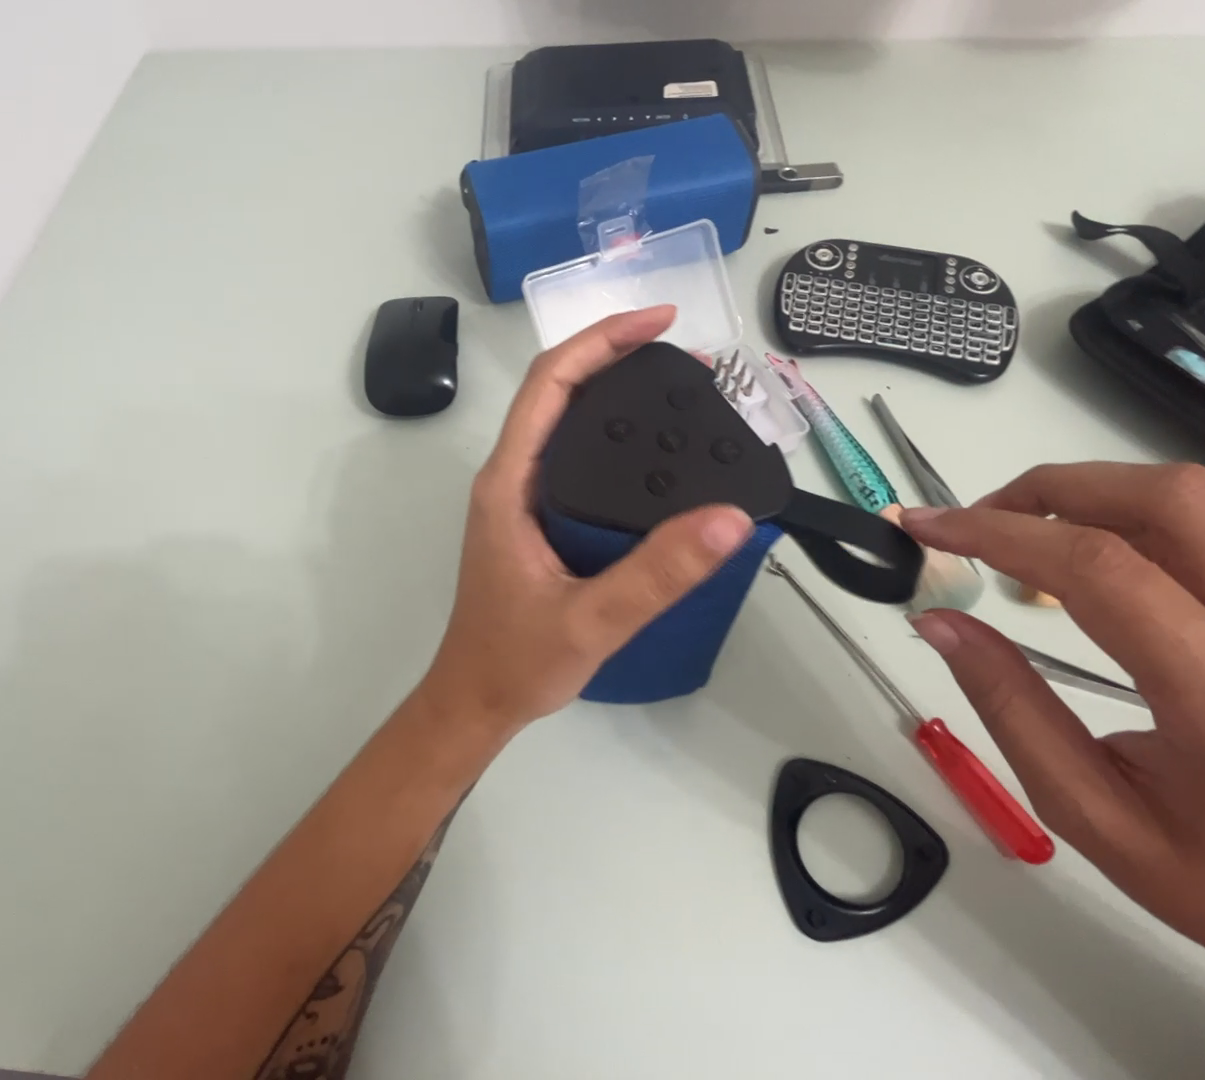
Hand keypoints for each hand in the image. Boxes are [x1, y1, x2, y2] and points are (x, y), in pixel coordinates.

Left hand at [416, 307, 752, 731]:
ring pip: (568, 426)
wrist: (476, 700)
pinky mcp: (536, 522)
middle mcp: (512, 479)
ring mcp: (521, 500)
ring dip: (618, 400)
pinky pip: (577, 463)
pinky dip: (616, 445)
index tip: (661, 323)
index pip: (551, 383)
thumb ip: (658, 574)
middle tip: (689, 365)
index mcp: (510, 483)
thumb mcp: (592, 620)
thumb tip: (728, 518)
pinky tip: (657, 462)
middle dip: (620, 361)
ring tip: (683, 399)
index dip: (603, 340)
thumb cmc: (516, 662)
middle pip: (560, 392)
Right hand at [898, 463, 1204, 1076]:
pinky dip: (1153, 511)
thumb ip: (1007, 704)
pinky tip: (1105, 550)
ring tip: (1034, 531)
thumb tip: (938, 622)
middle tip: (981, 520)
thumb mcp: (1087, 810)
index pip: (1103, 569)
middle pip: (1173, 500)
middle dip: (1055, 488)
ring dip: (1105, 491)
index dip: (999, 532)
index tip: (928, 527)